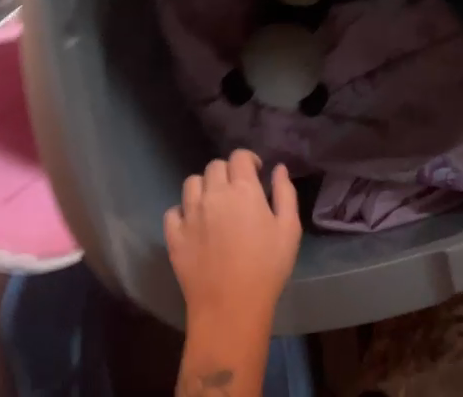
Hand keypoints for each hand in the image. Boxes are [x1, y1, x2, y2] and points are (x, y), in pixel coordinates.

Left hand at [166, 150, 300, 331]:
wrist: (231, 307)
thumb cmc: (267, 267)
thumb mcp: (289, 229)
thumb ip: (285, 193)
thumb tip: (279, 169)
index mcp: (243, 189)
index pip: (239, 156)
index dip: (248, 160)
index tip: (256, 173)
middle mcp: (213, 194)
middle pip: (214, 166)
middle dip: (227, 172)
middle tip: (237, 191)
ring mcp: (190, 214)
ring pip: (191, 183)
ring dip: (204, 187)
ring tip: (213, 204)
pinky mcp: (174, 236)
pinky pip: (173, 212)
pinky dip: (182, 212)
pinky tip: (193, 224)